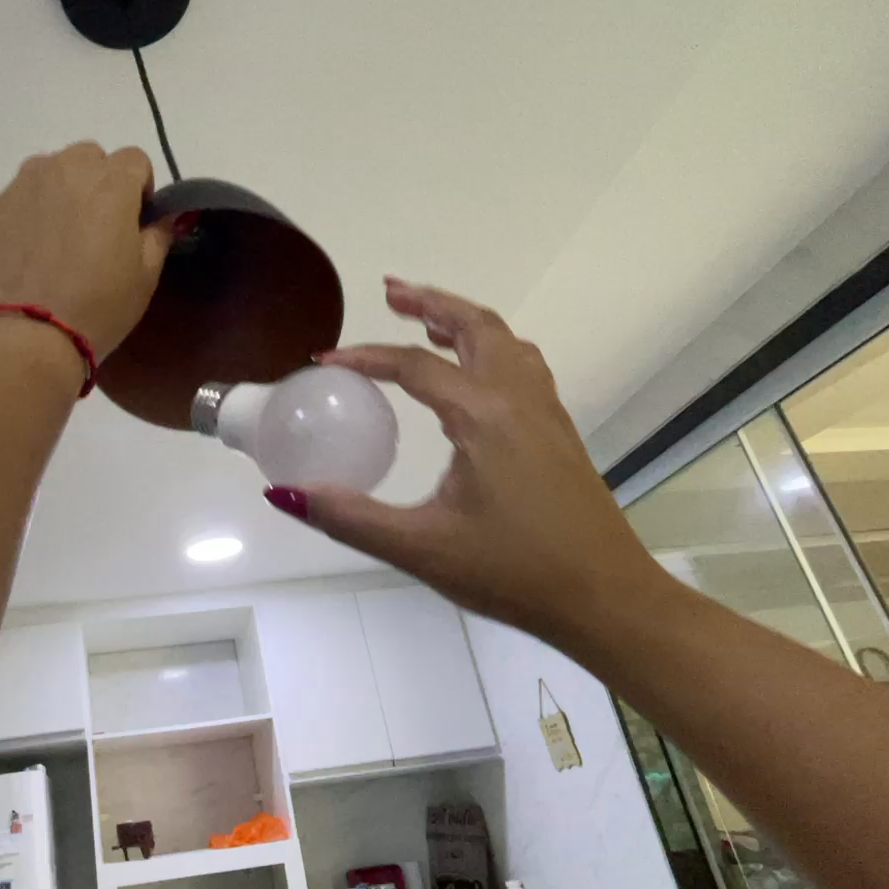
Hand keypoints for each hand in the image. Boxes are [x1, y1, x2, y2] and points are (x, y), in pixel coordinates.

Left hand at [0, 143, 171, 359]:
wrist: (31, 334)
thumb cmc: (99, 306)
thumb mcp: (146, 276)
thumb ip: (158, 233)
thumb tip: (162, 215)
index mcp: (111, 181)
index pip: (135, 160)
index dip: (139, 190)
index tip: (134, 224)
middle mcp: (67, 167)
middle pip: (91, 158)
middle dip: (99, 185)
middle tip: (97, 232)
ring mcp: (25, 183)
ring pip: (53, 170)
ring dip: (63, 192)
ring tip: (61, 240)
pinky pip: (23, 196)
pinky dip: (32, 212)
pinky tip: (34, 252)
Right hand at [267, 278, 672, 641]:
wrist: (604, 597)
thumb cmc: (511, 572)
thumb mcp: (419, 548)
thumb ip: (349, 518)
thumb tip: (284, 495)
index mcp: (483, 417)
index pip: (414, 366)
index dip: (365, 358)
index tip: (324, 361)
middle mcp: (518, 400)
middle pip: (475, 326)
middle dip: (429, 302)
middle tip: (389, 291)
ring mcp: (545, 414)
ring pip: (506, 341)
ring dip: (464, 321)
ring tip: (427, 321)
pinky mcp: (558, 434)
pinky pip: (522, 367)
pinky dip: (490, 348)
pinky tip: (473, 377)